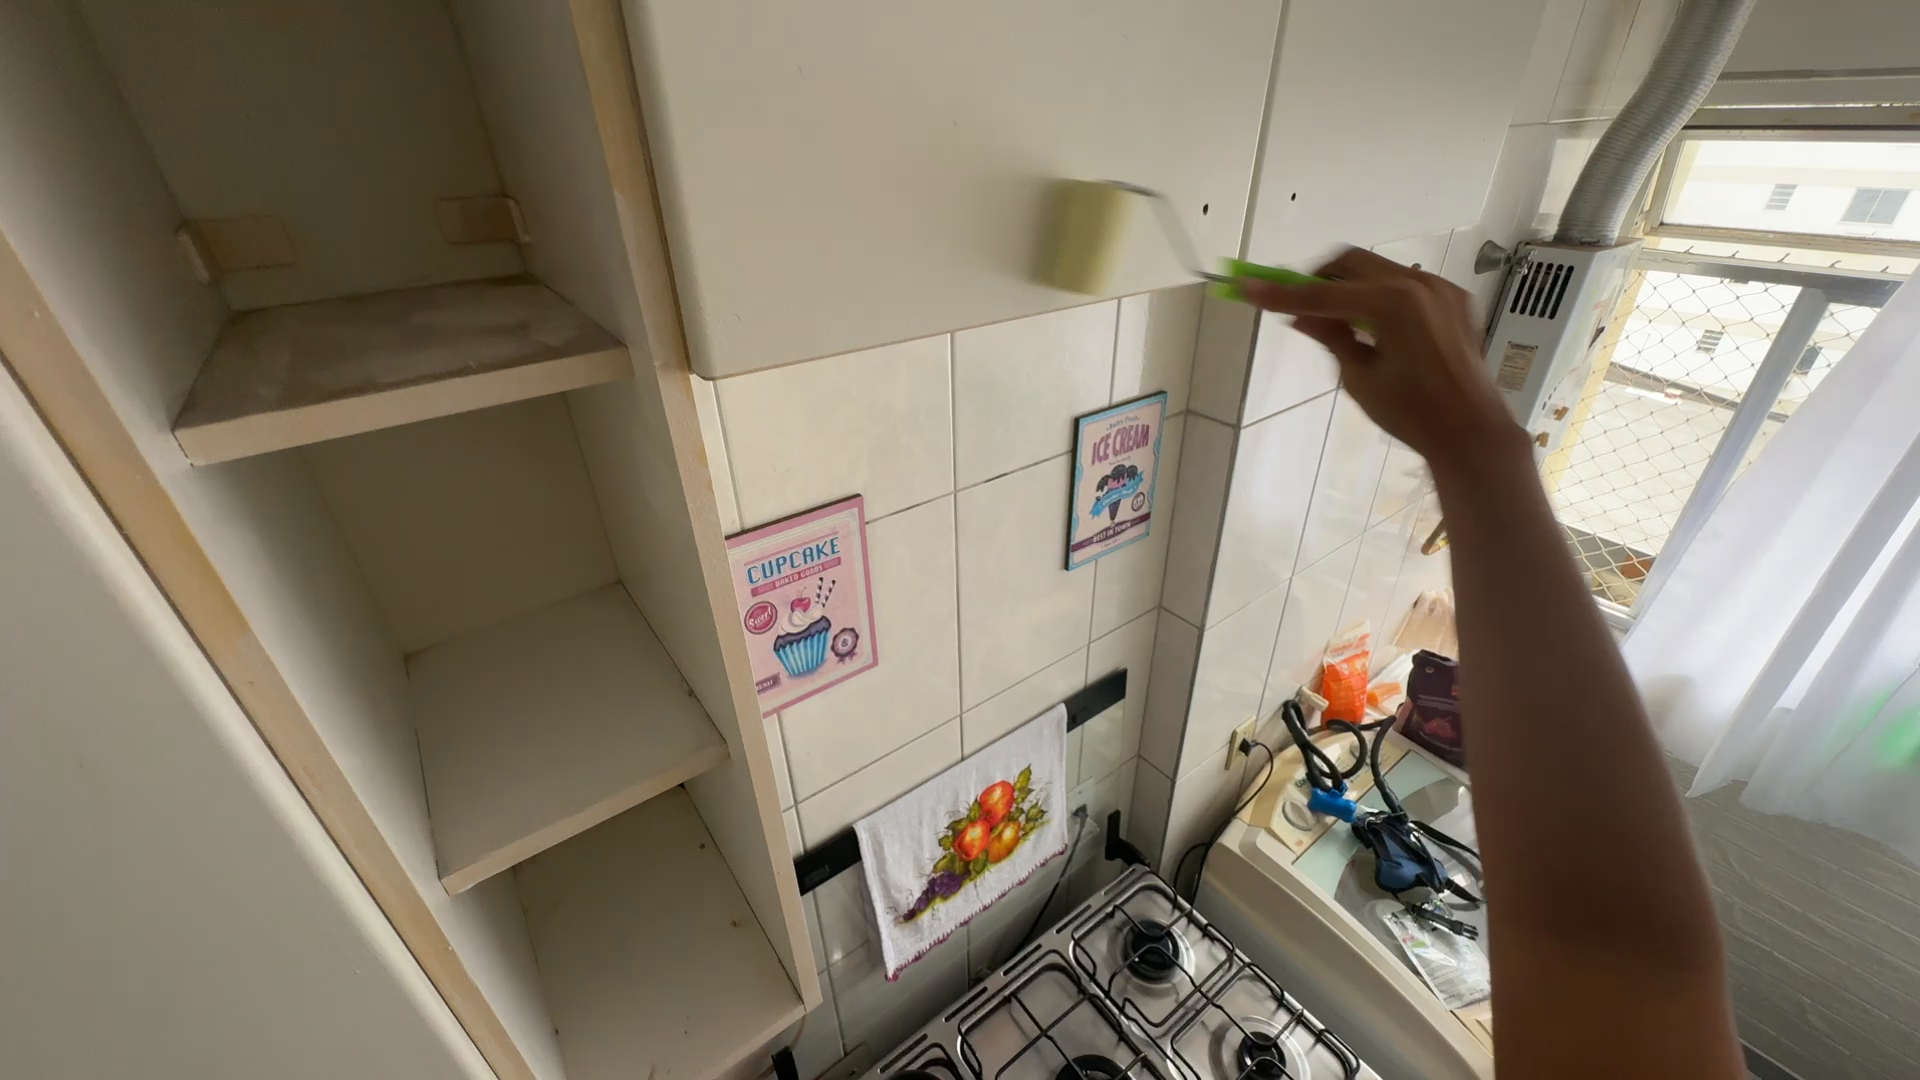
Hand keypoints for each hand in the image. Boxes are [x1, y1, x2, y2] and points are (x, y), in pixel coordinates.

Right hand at [1237, 248, 1523, 471]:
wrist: (1469, 427)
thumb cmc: (1408, 412)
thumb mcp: (1357, 376)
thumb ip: (1331, 336)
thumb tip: (1299, 316)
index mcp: (1392, 305)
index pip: (1321, 294)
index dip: (1281, 293)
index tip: (1248, 287)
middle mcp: (1418, 284)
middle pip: (1351, 263)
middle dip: (1317, 278)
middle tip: (1294, 303)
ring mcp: (1440, 288)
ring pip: (1377, 270)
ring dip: (1347, 287)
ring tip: (1334, 321)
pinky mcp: (1452, 299)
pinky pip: (1403, 284)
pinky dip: (1377, 296)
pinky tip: (1371, 328)